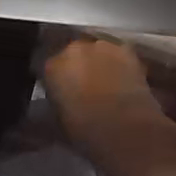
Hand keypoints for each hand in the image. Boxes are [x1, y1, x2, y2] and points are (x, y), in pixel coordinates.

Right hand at [42, 36, 164, 142]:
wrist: (125, 128)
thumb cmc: (85, 130)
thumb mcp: (58, 120)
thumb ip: (55, 102)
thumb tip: (58, 101)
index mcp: (52, 66)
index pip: (48, 68)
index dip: (56, 81)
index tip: (61, 92)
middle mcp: (73, 49)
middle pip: (72, 55)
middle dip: (76, 68)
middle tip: (83, 87)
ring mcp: (101, 46)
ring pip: (96, 52)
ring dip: (98, 63)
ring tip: (105, 84)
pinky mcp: (127, 50)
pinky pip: (117, 55)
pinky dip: (118, 65)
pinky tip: (123, 81)